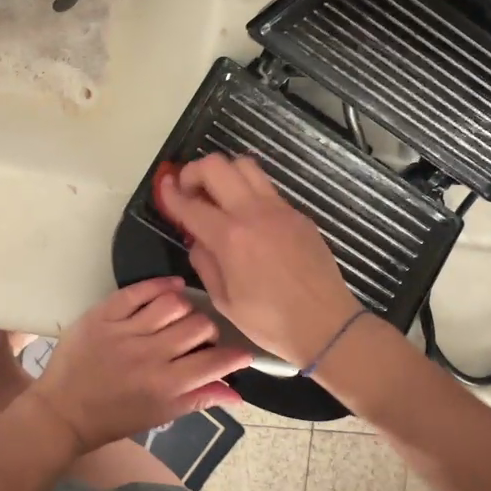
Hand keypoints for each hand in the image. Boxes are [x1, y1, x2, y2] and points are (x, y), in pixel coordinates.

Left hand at [26, 277, 251, 451]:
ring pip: (172, 303)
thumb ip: (199, 399)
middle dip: (209, 328)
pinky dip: (161, 284)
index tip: (242, 351)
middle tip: (204, 334)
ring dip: (186, 306)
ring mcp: (124, 332)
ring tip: (184, 314)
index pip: (214, 362)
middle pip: (197, 326)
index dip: (235, 354)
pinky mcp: (102, 314)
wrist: (62, 411)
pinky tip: (172, 287)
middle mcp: (149, 356)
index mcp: (165, 386)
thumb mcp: (160, 415)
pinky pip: (138, 290)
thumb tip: (238, 394)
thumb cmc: (113, 419)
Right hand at [154, 154, 364, 366]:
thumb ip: (204, 263)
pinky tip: (247, 217)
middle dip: (194, 172)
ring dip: (224, 173)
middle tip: (190, 191)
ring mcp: (279, 209)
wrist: (327, 325)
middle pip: (216, 166)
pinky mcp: (297, 214)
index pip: (190, 204)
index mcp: (230, 238)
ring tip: (218, 196)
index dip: (170, 193)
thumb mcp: (224, 301)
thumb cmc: (270, 322)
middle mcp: (253, 213)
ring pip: (245, 165)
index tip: (162, 187)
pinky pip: (266, 188)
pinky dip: (248, 191)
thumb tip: (198, 240)